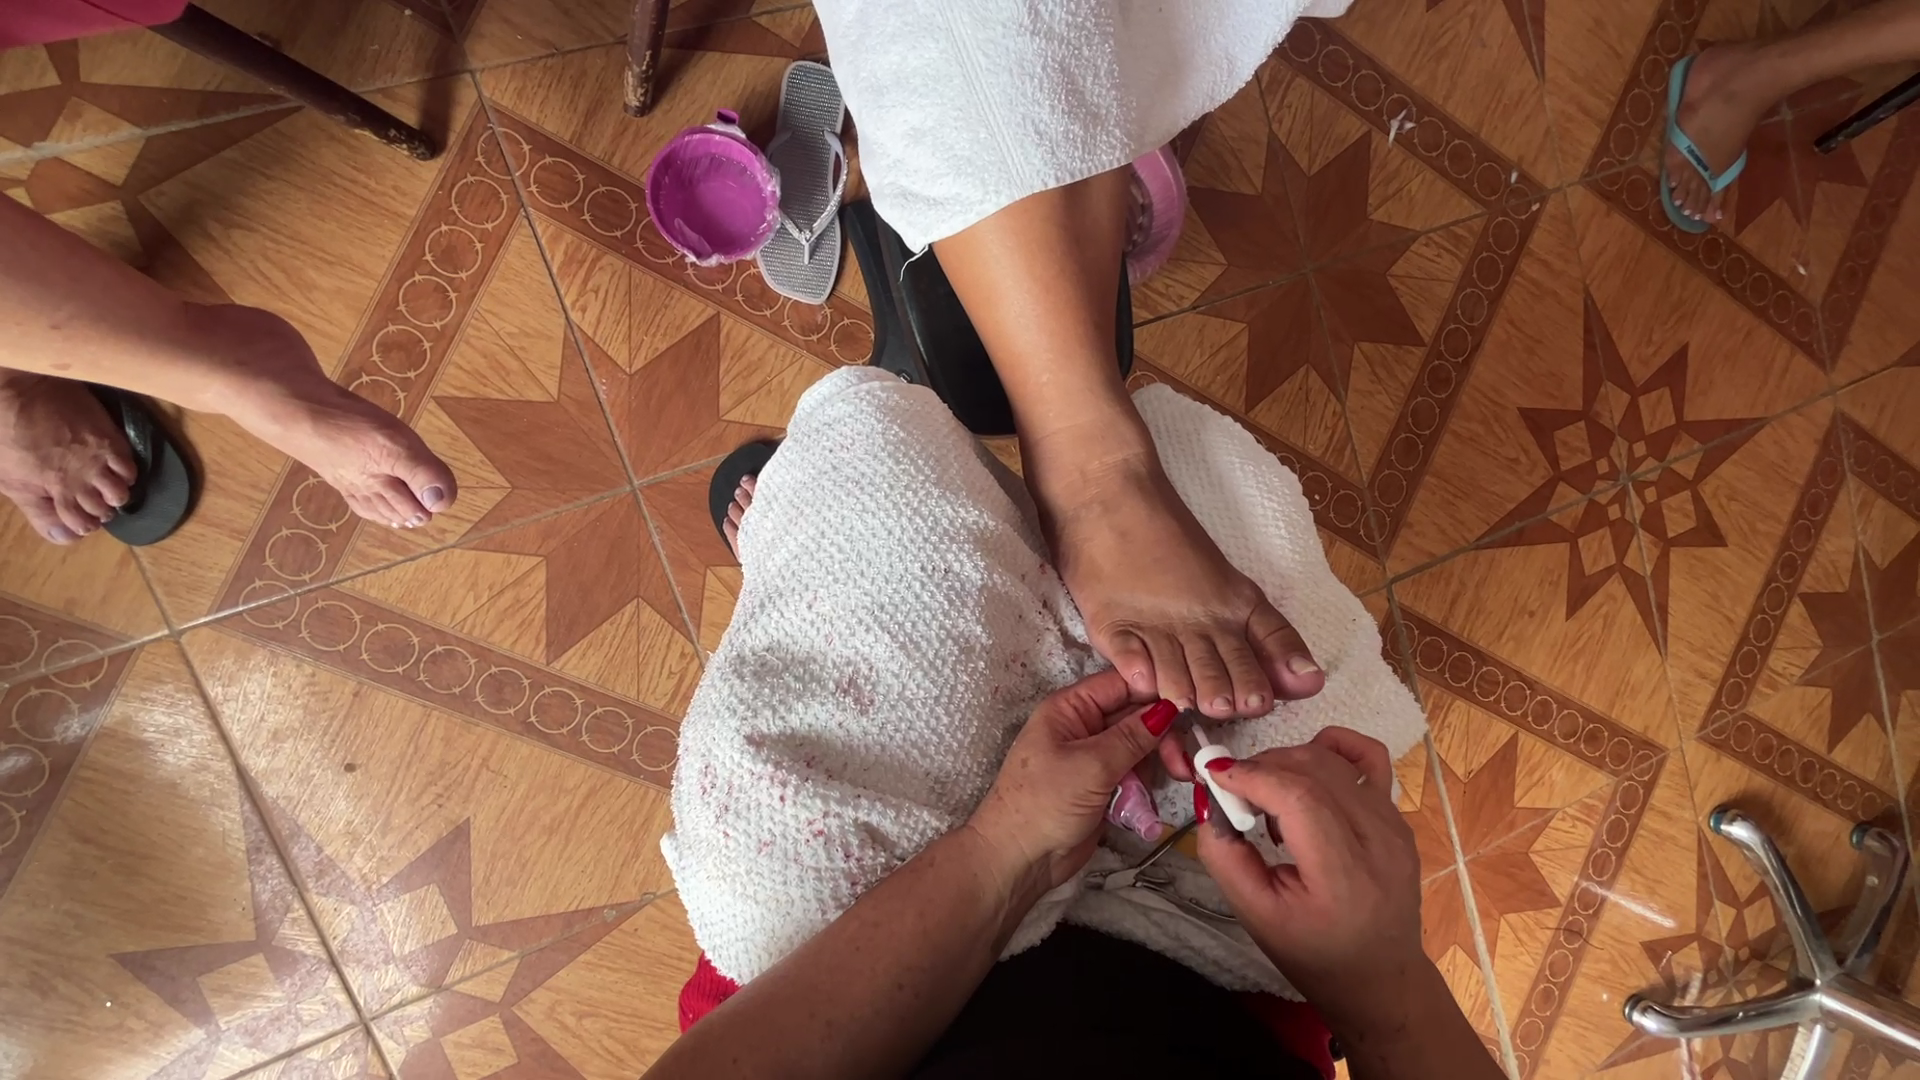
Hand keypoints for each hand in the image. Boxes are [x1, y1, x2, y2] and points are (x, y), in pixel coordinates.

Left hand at [967, 670, 1176, 891]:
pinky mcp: (1102, 784)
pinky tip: (1151, 800)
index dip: (1155, 690)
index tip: (1190, 705)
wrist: (1019, 859)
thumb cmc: (1045, 802)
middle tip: (1181, 762)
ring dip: (1158, 761)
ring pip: (1139, 746)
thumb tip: (1169, 709)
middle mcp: (1082, 725)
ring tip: (1176, 778)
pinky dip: (1146, 783)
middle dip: (1161, 735)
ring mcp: (1093, 756)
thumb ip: (1132, 737)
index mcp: (1070, 707)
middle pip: (1134, 715)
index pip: (1120, 683)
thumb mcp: (1091, 765)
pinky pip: (1134, 773)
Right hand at [1192, 728, 1423, 1014]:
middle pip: (1314, 769)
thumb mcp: (1253, 914)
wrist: (1379, 978)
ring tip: (1268, 795)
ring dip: (1287, 761)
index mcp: (1346, 878)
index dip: (1252, 776)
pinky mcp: (1398, 816)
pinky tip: (1306, 769)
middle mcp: (1380, 843)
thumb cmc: (1311, 952)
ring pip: (1333, 759)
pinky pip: (1367, 757)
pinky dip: (1330, 749)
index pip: (1300, 798)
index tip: (1213, 774)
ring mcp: (1395, 825)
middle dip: (1262, 766)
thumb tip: (1210, 797)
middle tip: (1235, 791)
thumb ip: (1223, 854)